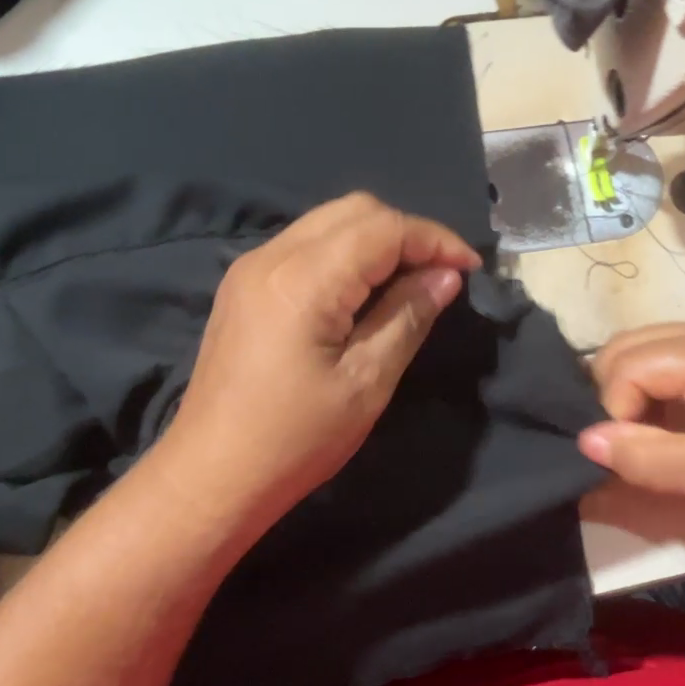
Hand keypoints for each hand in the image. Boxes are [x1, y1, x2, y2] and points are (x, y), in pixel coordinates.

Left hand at [155, 193, 480, 523]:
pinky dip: (345, 256)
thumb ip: (408, 317)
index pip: (383, 228)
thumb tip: (446, 277)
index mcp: (304, 278)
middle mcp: (272, 256)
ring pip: (328, 224)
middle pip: (354, 211)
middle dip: (406, 233)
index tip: (471, 269)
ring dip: (376, 242)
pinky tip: (364, 294)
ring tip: (410, 284)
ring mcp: (251, 269)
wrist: (214, 474)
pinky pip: (305, 247)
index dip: (434, 240)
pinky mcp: (243, 288)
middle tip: (441, 277)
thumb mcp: (367, 382)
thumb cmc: (296, 438)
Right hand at [577, 321, 684, 536]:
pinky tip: (662, 428)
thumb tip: (584, 440)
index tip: (630, 457)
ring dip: (629, 396)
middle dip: (614, 398)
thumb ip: (648, 459)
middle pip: (629, 348)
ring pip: (641, 353)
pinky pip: (664, 364)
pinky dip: (649, 395)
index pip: (630, 364)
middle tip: (629, 446)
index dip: (615, 412)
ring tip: (644, 439)